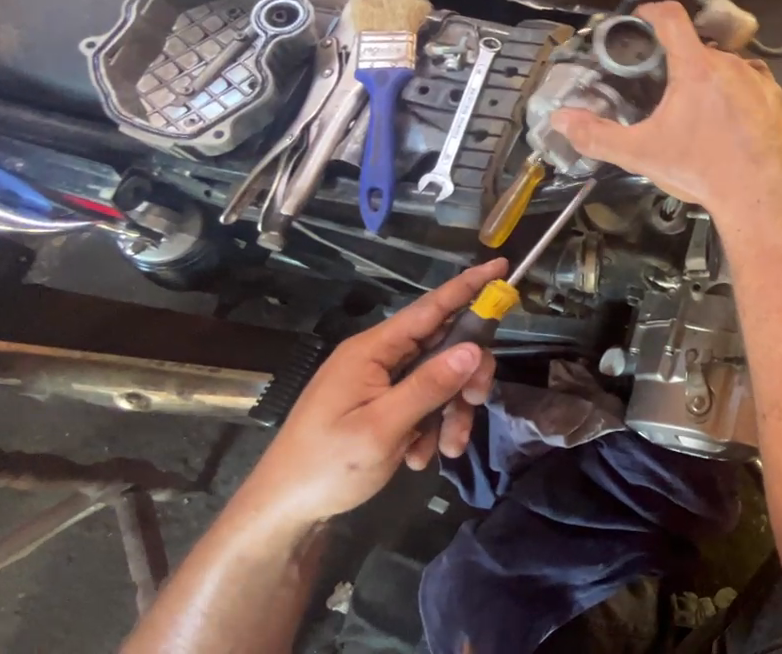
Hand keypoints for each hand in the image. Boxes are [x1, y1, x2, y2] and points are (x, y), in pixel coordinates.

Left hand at [229, 258, 505, 533]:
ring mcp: (379, 382)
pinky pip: (424, 402)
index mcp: (372, 350)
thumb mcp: (381, 428)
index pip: (431, 307)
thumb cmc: (325, 466)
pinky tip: (421, 455)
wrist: (280, 514)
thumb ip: (429, 385)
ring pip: (440, 378)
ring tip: (448, 448)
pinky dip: (432, 426)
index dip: (469, 286)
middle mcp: (379, 357)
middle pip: (444, 346)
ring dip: (451, 411)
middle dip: (467, 376)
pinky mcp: (381, 405)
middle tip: (477, 402)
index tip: (502, 266)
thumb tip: (475, 348)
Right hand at [552, 2, 781, 223]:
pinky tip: (731, 116)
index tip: (641, 19)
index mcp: (696, 68)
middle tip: (667, 87)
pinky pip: (754, 82)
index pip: (672, 18)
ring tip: (700, 108)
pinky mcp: (776, 99)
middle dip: (681, 62)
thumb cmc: (698, 169)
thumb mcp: (640, 154)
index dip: (652, 12)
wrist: (754, 195)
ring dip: (712, 77)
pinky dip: (740, 91)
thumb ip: (597, 135)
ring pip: (728, 65)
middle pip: (699, 48)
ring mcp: (758, 80)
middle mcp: (730, 64)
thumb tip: (561, 120)